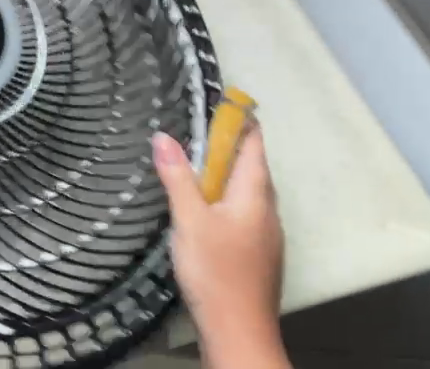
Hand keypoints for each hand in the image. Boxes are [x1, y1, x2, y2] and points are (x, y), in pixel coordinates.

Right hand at [152, 125, 286, 366]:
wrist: (238, 330)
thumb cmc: (216, 269)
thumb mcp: (189, 218)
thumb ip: (177, 176)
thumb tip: (163, 135)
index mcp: (255, 197)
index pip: (254, 148)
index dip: (242, 122)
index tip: (226, 99)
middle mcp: (266, 212)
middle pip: (253, 168)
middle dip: (232, 144)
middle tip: (201, 122)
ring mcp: (263, 234)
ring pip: (248, 190)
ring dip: (226, 170)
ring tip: (196, 156)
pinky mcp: (254, 251)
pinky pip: (242, 209)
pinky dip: (224, 193)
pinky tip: (202, 200)